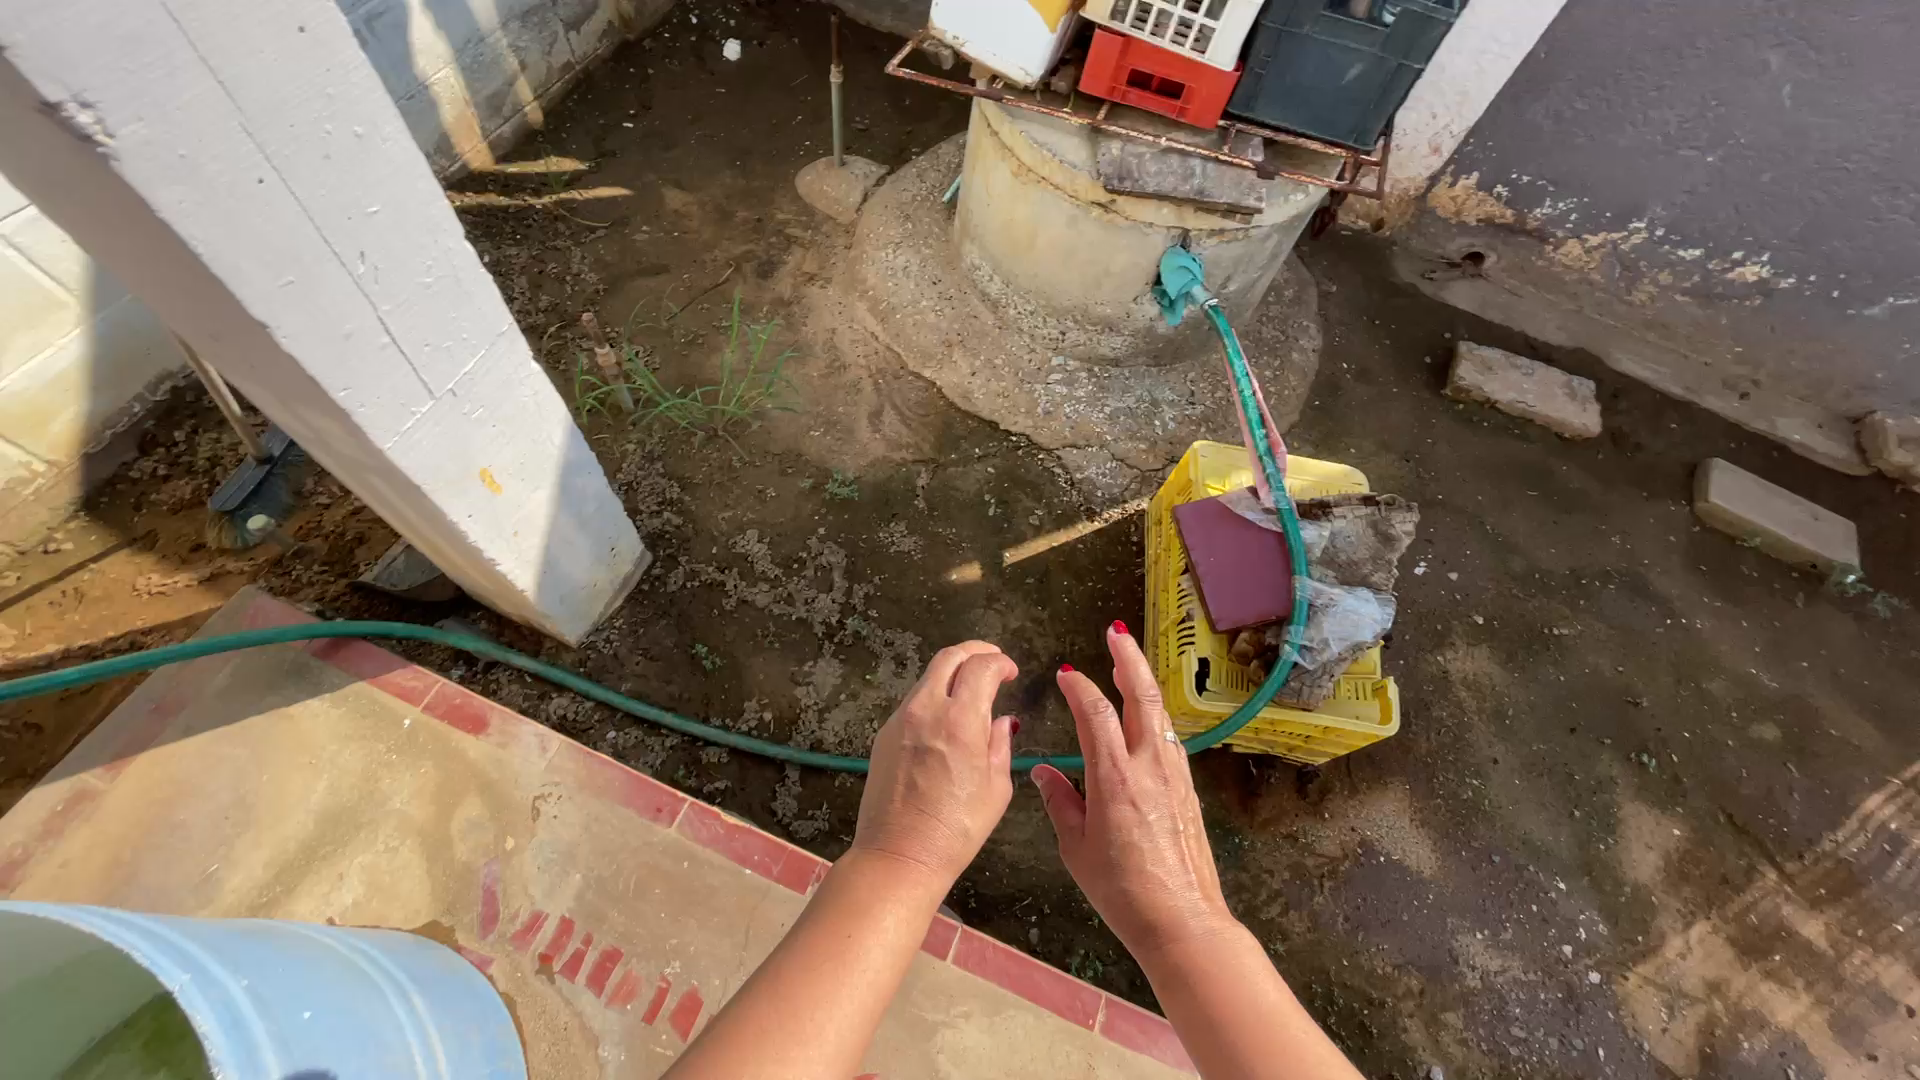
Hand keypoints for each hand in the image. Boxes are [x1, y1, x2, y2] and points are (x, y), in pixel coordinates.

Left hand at [852, 642, 1018, 888]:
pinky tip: (946, 720)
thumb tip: (1000, 721)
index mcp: (960, 720)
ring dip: (952, 674)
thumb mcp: (996, 789)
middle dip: (975, 651)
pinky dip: (934, 698)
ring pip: (928, 678)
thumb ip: (1000, 745)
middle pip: (949, 657)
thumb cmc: (956, 830)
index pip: (981, 666)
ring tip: (971, 692)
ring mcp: (900, 720)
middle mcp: (926, 709)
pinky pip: (913, 702)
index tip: (1011, 672)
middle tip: (992, 660)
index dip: (1001, 662)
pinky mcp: (884, 735)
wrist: (899, 856)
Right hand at [1032, 624, 1237, 957]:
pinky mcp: (1187, 789)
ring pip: (1159, 714)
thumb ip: (1059, 802)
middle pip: (1141, 696)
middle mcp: (1149, 764)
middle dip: (1128, 659)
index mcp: (1114, 775)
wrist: (1183, 921)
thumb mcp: (1076, 848)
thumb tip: (1043, 772)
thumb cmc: (1121, 889)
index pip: (1095, 711)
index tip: (1064, 673)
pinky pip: (1168, 738)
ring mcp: (1174, 774)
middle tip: (1115, 633)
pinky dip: (1153, 716)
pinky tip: (1145, 718)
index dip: (1078, 685)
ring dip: (1143, 683)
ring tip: (1128, 665)